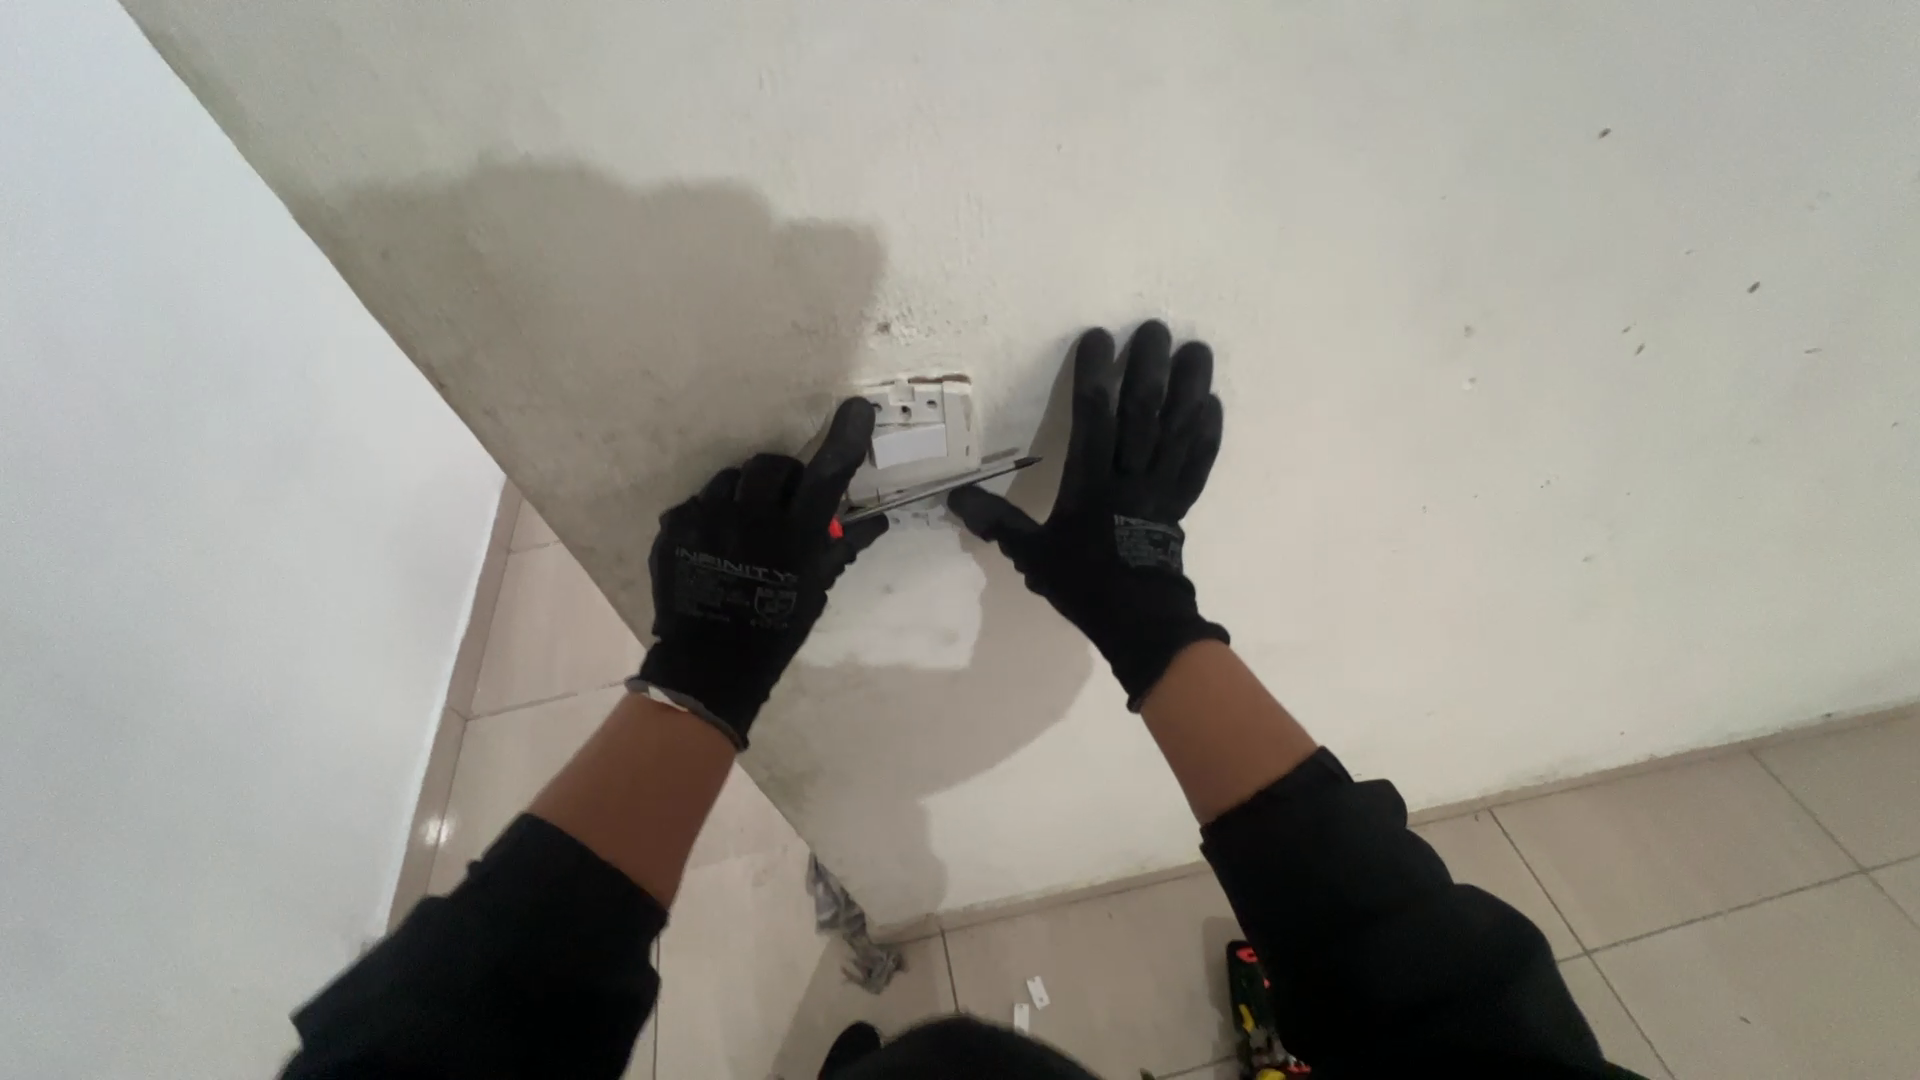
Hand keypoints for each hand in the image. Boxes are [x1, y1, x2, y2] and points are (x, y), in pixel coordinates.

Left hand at [630, 398, 887, 747]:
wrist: (712, 662)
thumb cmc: (776, 627)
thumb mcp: (817, 589)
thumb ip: (842, 547)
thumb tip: (877, 522)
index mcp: (797, 534)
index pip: (828, 473)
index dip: (846, 437)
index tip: (857, 408)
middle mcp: (754, 517)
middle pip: (771, 465)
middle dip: (782, 475)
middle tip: (782, 501)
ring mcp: (709, 519)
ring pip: (729, 477)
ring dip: (743, 492)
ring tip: (743, 522)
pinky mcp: (675, 526)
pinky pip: (697, 500)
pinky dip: (711, 512)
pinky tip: (715, 539)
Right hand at [949, 321, 1226, 708]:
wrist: (1137, 620)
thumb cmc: (1084, 582)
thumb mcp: (1033, 554)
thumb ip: (998, 523)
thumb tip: (955, 499)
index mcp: (1091, 482)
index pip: (1093, 417)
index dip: (1094, 374)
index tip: (1098, 338)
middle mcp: (1130, 475)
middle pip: (1144, 413)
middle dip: (1149, 367)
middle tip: (1155, 328)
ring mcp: (1162, 487)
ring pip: (1179, 429)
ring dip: (1190, 387)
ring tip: (1198, 349)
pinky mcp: (1182, 501)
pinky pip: (1199, 461)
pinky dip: (1208, 432)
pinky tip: (1213, 403)